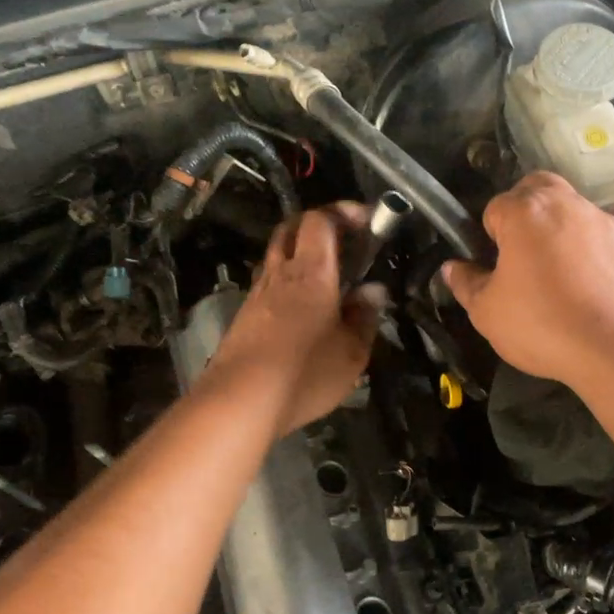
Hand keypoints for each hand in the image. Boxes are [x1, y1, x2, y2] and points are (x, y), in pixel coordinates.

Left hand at [205, 203, 383, 435]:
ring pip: (276, 257)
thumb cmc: (304, 374)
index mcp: (312, 272)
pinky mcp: (243, 318)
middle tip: (342, 240)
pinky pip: (267, 285)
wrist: (240, 401)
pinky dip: (285, 283)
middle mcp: (280, 274)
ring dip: (298, 254)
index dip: (342, 212)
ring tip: (323, 276)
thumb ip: (364, 317)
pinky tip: (300, 309)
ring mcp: (256, 295)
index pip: (320, 221)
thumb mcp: (351, 353)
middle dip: (317, 225)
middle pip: (290, 229)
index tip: (366, 221)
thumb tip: (373, 291)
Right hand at [443, 173, 613, 387]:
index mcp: (524, 213)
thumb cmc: (544, 327)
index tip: (493, 268)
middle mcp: (566, 203)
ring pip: (579, 203)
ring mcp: (606, 219)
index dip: (489, 237)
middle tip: (522, 255)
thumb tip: (453, 267)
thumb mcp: (488, 313)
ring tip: (564, 265)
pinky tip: (611, 247)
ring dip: (565, 223)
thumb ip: (467, 284)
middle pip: (537, 189)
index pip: (495, 208)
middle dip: (525, 211)